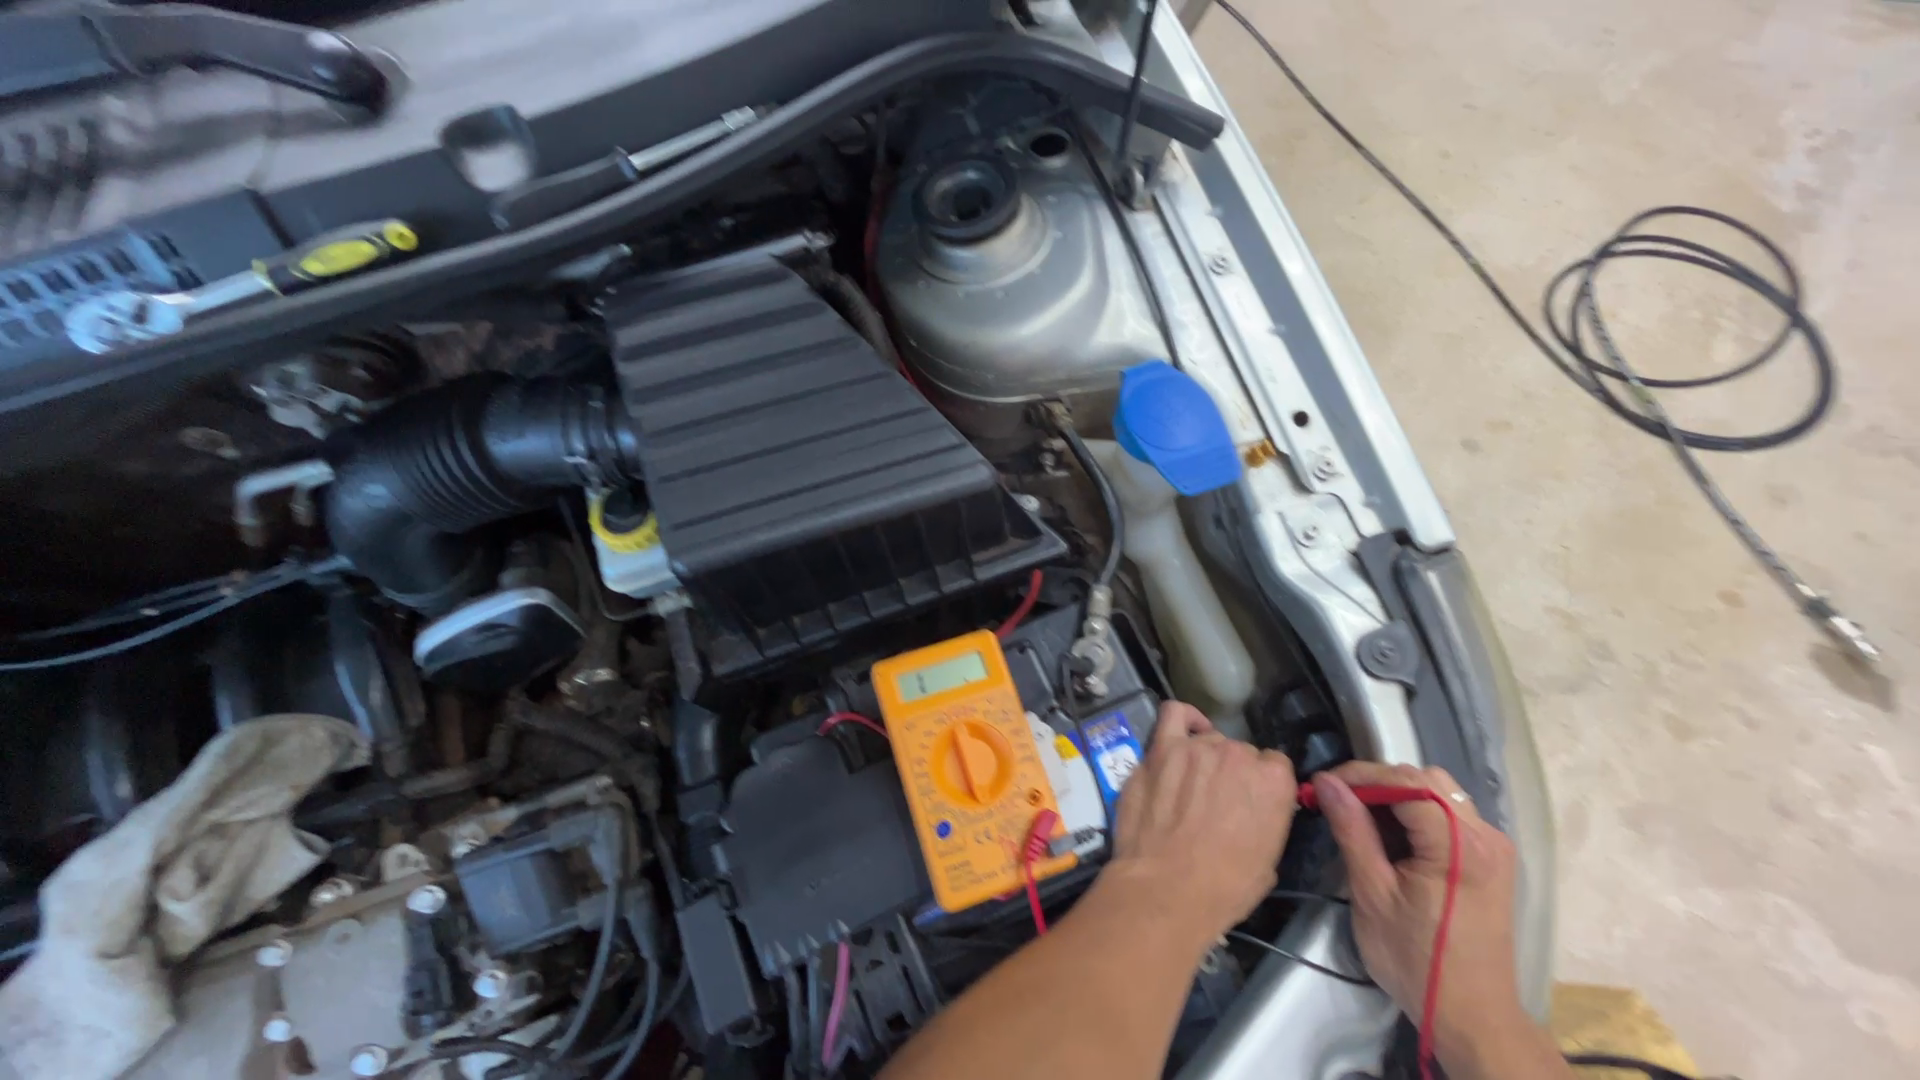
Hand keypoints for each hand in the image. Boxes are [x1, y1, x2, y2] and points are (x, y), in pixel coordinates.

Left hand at [1095, 702, 1298, 953]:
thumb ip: (1267, 820)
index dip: (1261, 787)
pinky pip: (1174, 714)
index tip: (1250, 805)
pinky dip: (1183, 718)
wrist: (1168, 888)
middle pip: (1239, 753)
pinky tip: (1184, 732)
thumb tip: (1255, 813)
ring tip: (1192, 785)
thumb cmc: (1224, 886)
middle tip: (1216, 803)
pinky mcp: (1161, 749)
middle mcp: (1238, 754)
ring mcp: (1197, 748)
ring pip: (1208, 740)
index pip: (1274, 767)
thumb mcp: (1268, 860)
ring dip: (1204, 758)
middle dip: (1231, 774)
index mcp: (1274, 781)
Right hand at [1312, 762, 1526, 1063]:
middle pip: (1426, 780)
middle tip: (1338, 800)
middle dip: (1378, 781)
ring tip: (1361, 817)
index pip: (1406, 782)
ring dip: (1397, 795)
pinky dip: (1417, 812)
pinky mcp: (1491, 860)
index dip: (1361, 776)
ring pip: (1440, 792)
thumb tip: (1326, 783)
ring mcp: (1493, 847)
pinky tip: (1392, 836)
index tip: (1323, 786)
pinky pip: (1451, 814)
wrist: (1471, 1015)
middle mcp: (1485, 836)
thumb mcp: (1372, 894)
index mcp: (1460, 845)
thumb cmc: (1415, 960)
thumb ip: (1352, 830)